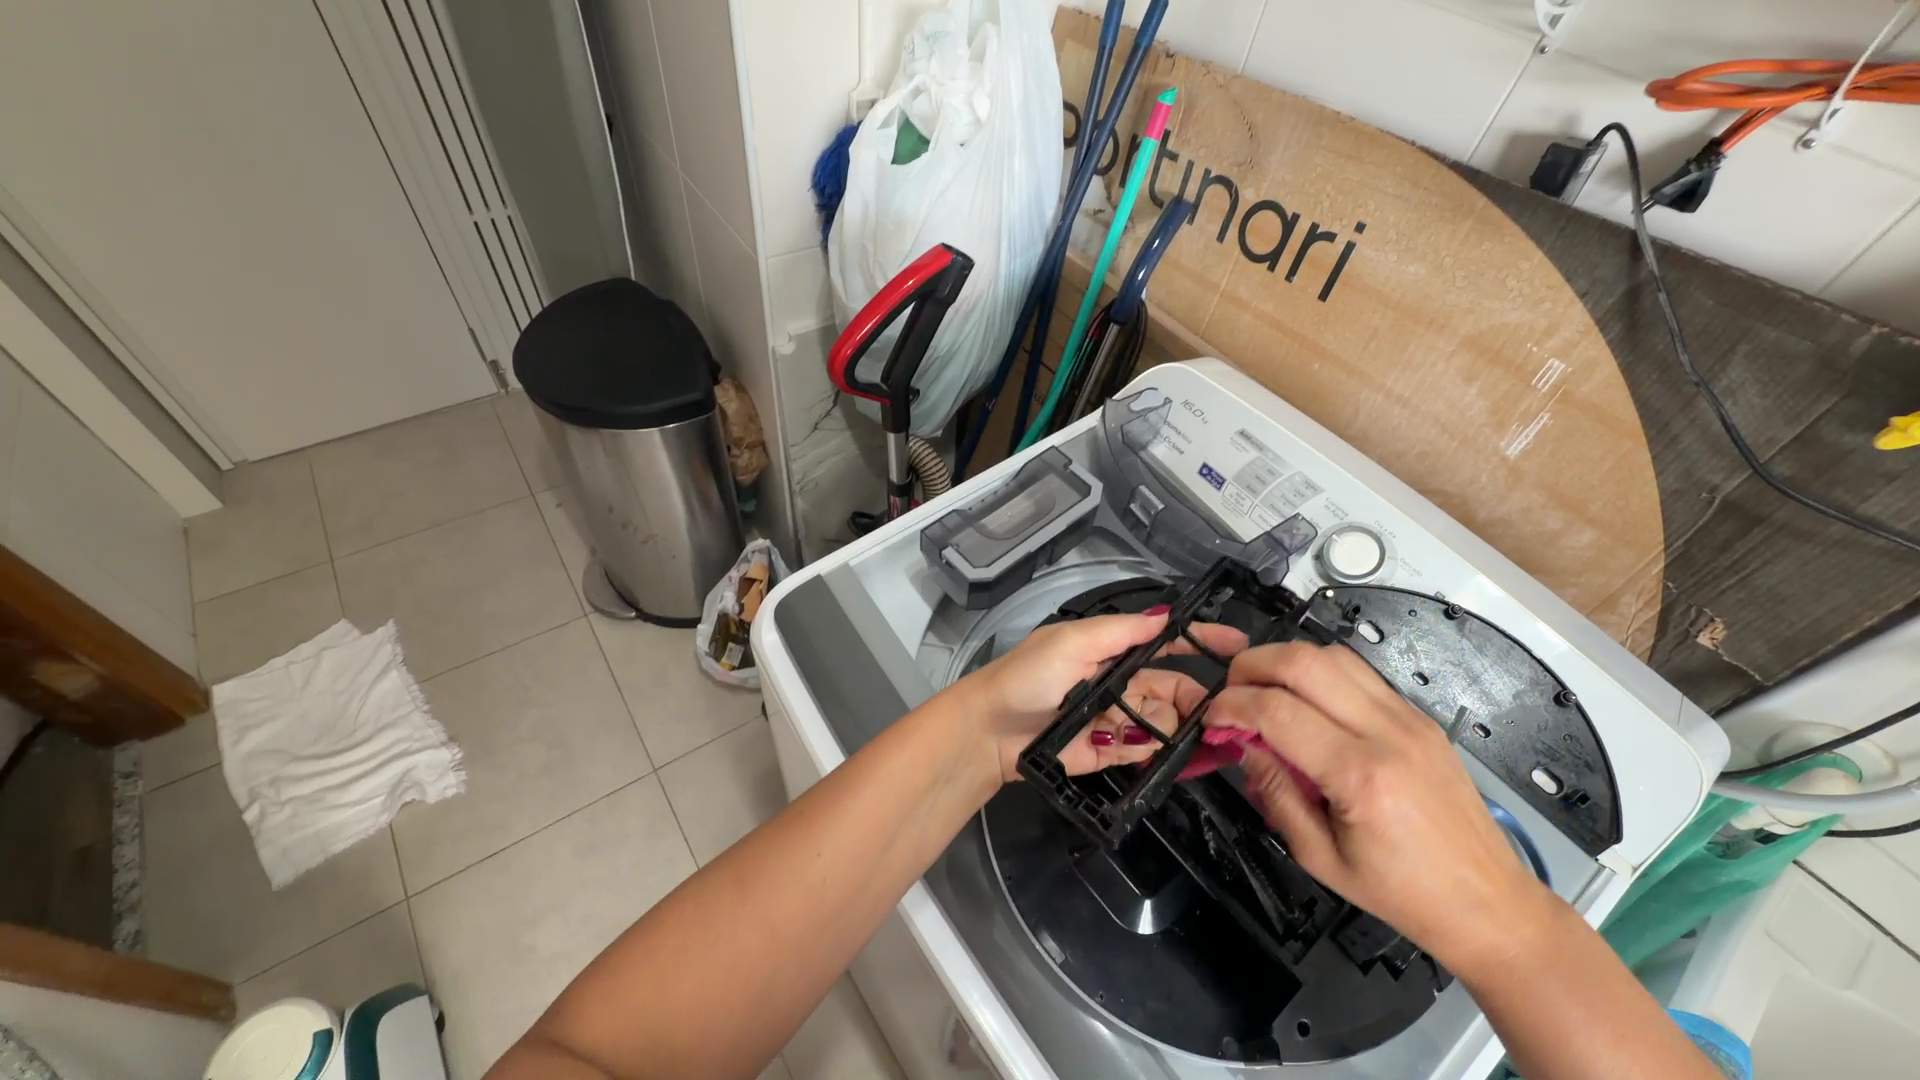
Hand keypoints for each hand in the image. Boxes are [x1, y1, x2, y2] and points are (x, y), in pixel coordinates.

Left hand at [955, 612, 1247, 783]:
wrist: (989, 733)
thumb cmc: (1028, 678)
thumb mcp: (1072, 642)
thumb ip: (1120, 632)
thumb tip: (1165, 616)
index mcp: (1109, 650)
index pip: (1163, 642)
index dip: (1200, 640)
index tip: (1240, 645)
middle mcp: (1117, 682)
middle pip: (1173, 688)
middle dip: (1200, 697)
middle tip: (1228, 710)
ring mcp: (1115, 720)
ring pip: (1165, 722)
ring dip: (1183, 728)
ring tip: (1207, 736)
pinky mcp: (1108, 753)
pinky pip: (1145, 752)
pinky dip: (1162, 754)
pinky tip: (1181, 755)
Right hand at [1205, 641, 1555, 974]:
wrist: (1486, 901)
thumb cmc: (1400, 891)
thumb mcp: (1319, 857)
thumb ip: (1275, 793)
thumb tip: (1243, 745)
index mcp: (1360, 776)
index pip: (1277, 710)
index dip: (1231, 706)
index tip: (1210, 719)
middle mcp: (1388, 733)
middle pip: (1304, 661)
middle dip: (1251, 665)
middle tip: (1228, 692)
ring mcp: (1409, 718)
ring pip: (1332, 655)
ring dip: (1284, 661)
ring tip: (1260, 689)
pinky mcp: (1419, 716)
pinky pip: (1358, 672)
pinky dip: (1318, 672)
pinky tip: (1302, 699)